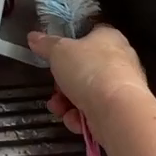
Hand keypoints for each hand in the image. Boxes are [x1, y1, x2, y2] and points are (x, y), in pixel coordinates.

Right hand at [28, 25, 147, 133]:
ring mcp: (122, 89)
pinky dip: (82, 118)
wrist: (119, 112)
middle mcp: (120, 61)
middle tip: (54, 89)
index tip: (54, 57)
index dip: (69, 46)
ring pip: (87, 93)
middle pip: (84, 69)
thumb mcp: (58, 50)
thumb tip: (33, 36)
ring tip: (59, 109)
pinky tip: (75, 121)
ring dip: (67, 103)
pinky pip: (96, 112)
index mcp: (109, 37)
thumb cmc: (89, 70)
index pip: (88, 35)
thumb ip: (45, 44)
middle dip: (63, 83)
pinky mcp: (122, 113)